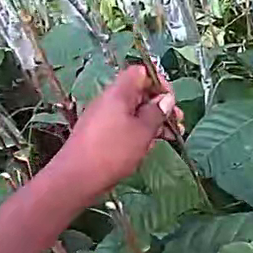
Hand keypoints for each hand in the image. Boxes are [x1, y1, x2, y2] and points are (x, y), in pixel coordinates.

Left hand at [50, 65, 180, 200]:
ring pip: (133, 111)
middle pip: (139, 92)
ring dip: (152, 120)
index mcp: (119, 93)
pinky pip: (123, 124)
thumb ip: (157, 112)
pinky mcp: (99, 134)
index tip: (171, 101)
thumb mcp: (143, 131)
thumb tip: (166, 98)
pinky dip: (139, 131)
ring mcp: (102, 117)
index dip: (159, 82)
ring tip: (169, 137)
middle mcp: (109, 100)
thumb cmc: (113, 151)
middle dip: (160, 105)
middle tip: (177, 122)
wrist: (75, 179)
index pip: (141, 72)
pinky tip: (149, 146)